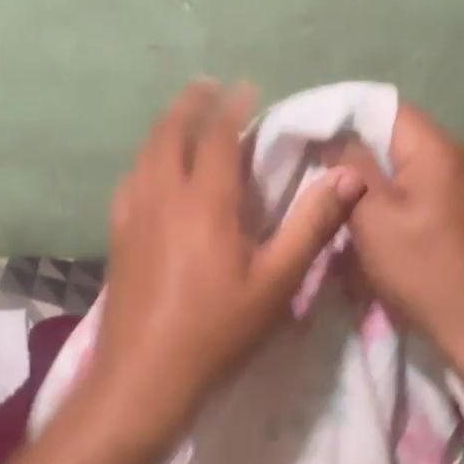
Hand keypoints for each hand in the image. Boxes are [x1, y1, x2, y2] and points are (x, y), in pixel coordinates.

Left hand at [89, 80, 366, 431]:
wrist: (143, 376)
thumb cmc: (217, 331)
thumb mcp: (276, 284)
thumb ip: (311, 227)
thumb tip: (346, 178)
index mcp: (205, 202)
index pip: (217, 136)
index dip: (232, 107)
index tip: (246, 88)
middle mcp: (162, 196)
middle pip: (170, 133)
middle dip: (190, 105)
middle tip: (207, 87)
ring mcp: (133, 214)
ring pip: (146, 154)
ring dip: (165, 128)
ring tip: (183, 120)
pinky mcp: (117, 236)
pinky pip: (131, 179)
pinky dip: (147, 159)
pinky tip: (152, 172)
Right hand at [332, 103, 463, 366]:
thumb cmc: (421, 268)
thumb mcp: (372, 216)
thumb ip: (350, 168)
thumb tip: (332, 136)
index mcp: (439, 149)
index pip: (385, 107)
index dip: (344, 115)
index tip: (311, 133)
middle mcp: (463, 157)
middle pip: (399, 136)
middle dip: (359, 149)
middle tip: (321, 168)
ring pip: (412, 165)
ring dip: (378, 177)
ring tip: (344, 197)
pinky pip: (428, 188)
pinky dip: (399, 196)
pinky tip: (378, 219)